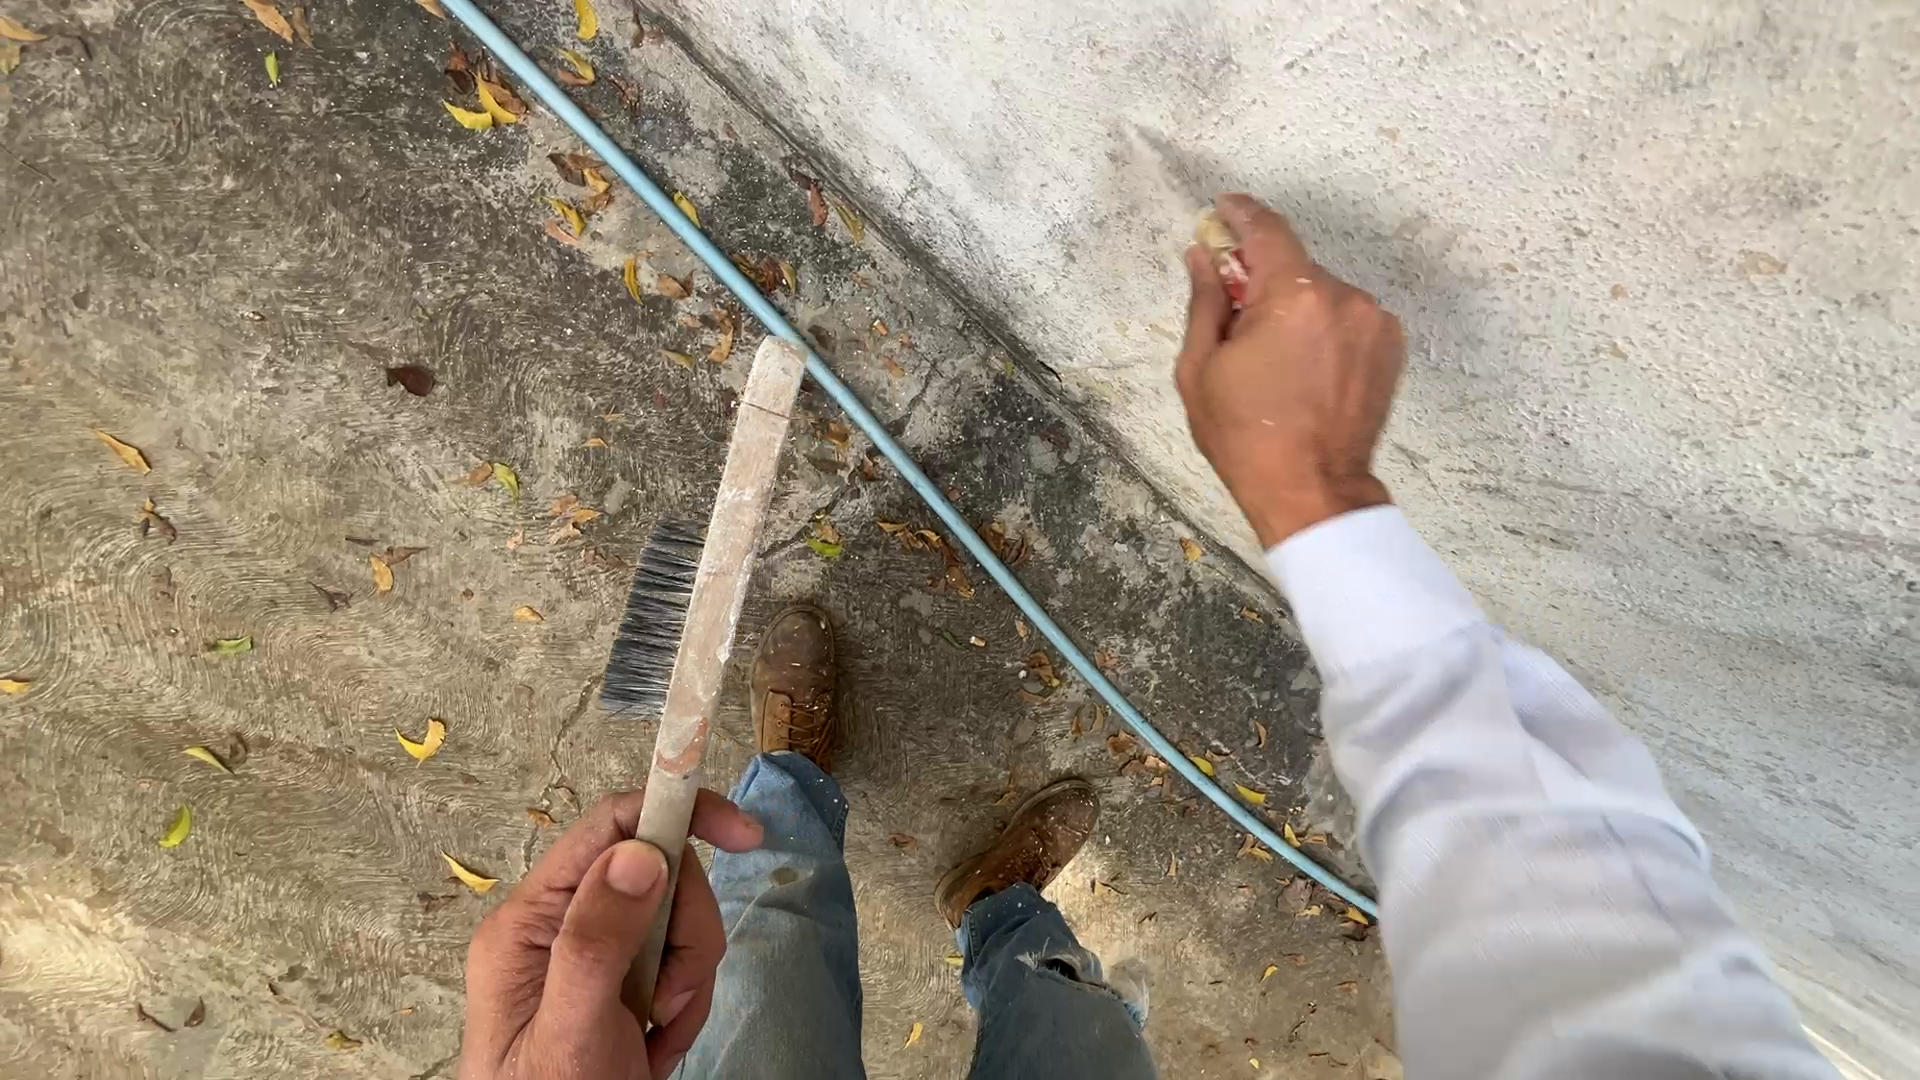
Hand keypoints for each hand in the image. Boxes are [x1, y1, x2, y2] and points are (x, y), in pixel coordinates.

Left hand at [458, 789, 763, 1079]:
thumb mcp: (570, 1033)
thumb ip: (596, 942)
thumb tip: (640, 852)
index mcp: (532, 917)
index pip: (615, 823)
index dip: (680, 812)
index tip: (744, 835)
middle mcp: (563, 918)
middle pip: (662, 870)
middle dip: (688, 929)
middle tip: (673, 995)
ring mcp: (596, 944)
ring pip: (682, 912)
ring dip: (690, 970)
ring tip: (661, 1029)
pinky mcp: (624, 970)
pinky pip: (685, 951)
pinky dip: (689, 994)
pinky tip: (659, 1041)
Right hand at [1176, 194, 1405, 546]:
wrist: (1310, 488)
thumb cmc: (1243, 436)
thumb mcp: (1200, 370)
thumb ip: (1205, 303)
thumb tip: (1200, 256)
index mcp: (1292, 298)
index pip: (1267, 231)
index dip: (1241, 214)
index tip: (1222, 209)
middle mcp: (1342, 297)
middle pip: (1293, 267)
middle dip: (1261, 281)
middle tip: (1235, 321)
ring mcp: (1374, 320)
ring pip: (1321, 294)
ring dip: (1292, 309)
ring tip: (1272, 361)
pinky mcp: (1390, 345)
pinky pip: (1346, 317)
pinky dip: (1320, 328)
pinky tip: (1302, 370)